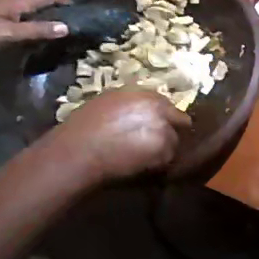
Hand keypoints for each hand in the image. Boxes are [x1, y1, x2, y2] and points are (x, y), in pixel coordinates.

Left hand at [0, 0, 70, 51]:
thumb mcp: (6, 34)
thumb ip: (36, 31)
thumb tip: (68, 27)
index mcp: (17, 1)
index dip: (68, 3)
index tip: (82, 17)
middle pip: (39, 3)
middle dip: (57, 14)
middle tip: (71, 33)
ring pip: (26, 11)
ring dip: (41, 21)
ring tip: (52, 39)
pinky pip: (14, 18)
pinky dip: (25, 26)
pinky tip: (24, 40)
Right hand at [47, 88, 191, 184]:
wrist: (81, 151)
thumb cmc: (87, 124)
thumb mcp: (110, 101)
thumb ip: (135, 102)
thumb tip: (147, 108)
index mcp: (149, 97)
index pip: (169, 105)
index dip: (164, 115)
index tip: (156, 123)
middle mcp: (162, 113)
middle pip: (178, 122)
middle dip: (168, 130)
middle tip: (152, 139)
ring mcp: (165, 134)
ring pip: (174, 142)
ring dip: (164, 146)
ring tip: (143, 152)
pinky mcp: (163, 155)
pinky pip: (167, 158)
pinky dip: (158, 161)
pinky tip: (141, 161)